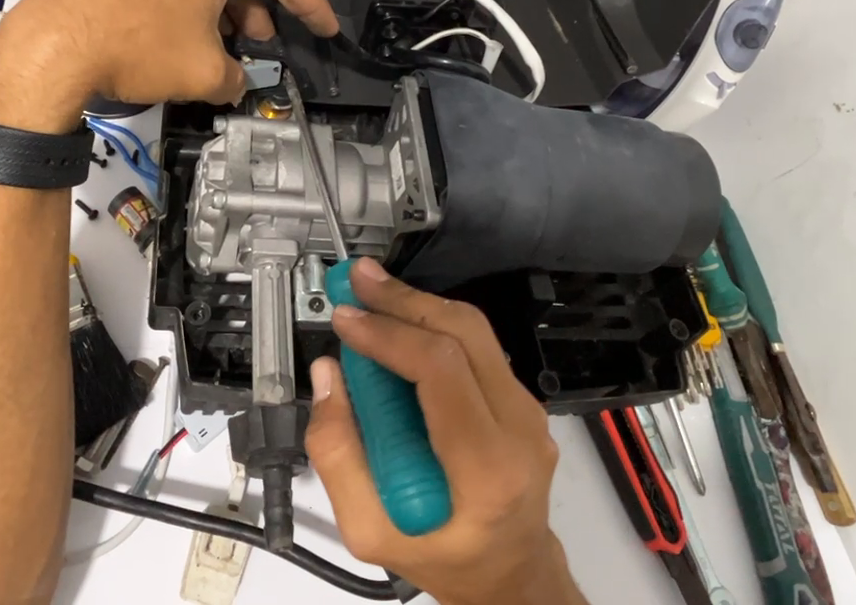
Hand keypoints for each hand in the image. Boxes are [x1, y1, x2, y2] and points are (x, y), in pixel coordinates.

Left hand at [0, 0, 337, 131]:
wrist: (51, 45)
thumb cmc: (138, 47)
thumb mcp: (206, 73)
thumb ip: (237, 78)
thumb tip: (233, 83)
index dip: (312, 6)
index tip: (327, 28)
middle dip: (258, 19)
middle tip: (262, 52)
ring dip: (222, 24)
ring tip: (220, 62)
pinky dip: (191, 20)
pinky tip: (182, 53)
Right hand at [306, 258, 586, 604]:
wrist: (511, 574)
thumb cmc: (444, 557)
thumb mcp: (370, 530)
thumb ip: (338, 454)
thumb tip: (328, 374)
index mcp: (486, 468)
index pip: (440, 370)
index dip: (387, 334)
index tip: (345, 319)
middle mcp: (519, 427)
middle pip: (463, 332)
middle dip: (401, 300)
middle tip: (354, 280)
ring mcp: (527, 408)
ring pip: (474, 329)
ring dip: (416, 303)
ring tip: (369, 289)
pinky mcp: (521, 397)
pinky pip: (476, 345)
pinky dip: (432, 324)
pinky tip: (397, 319)